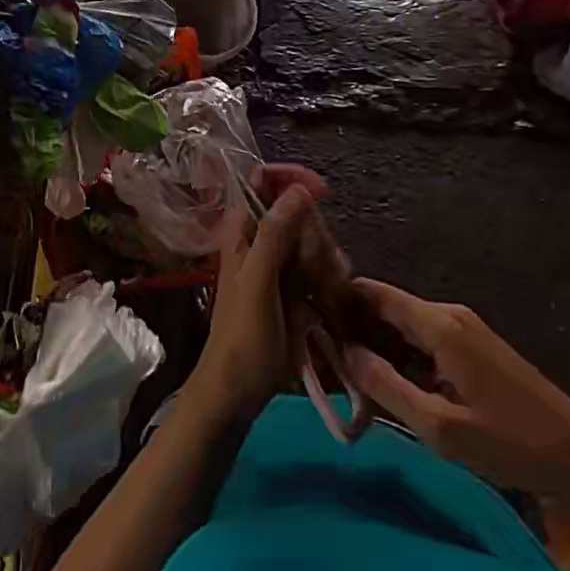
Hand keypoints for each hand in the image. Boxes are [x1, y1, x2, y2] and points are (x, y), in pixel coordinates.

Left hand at [186, 165, 344, 420]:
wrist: (237, 392)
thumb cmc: (243, 339)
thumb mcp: (257, 284)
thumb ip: (273, 235)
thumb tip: (297, 190)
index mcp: (241, 231)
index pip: (261, 180)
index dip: (289, 178)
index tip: (321, 192)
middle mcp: (259, 240)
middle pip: (298, 212)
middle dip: (315, 234)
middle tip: (318, 267)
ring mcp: (277, 264)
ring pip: (312, 239)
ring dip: (326, 260)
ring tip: (324, 292)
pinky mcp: (293, 287)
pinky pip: (319, 266)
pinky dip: (329, 278)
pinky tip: (331, 300)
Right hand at [344, 279, 569, 544]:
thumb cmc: (514, 444)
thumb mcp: (442, 428)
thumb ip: (385, 387)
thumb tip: (342, 353)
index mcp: (439, 324)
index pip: (371, 292)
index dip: (335, 300)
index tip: (304, 320)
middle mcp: (447, 315)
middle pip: (383, 309)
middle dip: (350, 329)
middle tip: (319, 359)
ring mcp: (461, 330)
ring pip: (399, 328)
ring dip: (372, 348)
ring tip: (342, 376)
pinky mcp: (471, 349)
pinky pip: (420, 344)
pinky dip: (396, 359)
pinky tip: (381, 385)